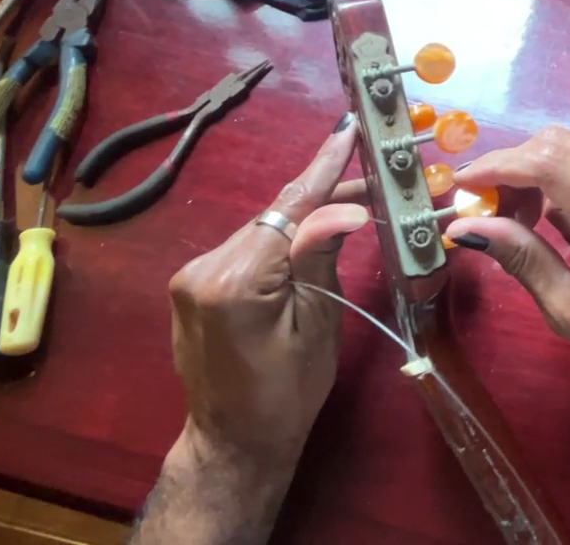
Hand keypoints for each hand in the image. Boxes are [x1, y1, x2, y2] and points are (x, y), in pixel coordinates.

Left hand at [165, 125, 368, 472]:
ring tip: (356, 202)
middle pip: (278, 213)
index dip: (325, 166)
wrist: (234, 441)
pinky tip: (314, 233)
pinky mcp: (196, 281)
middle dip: (326, 193)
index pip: (290, 207)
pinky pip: (252, 244)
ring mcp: (194, 273)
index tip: (347, 127)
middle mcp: (205, 266)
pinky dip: (285, 236)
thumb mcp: (318, 322)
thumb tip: (345, 206)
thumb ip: (321, 256)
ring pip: (266, 226)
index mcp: (236, 279)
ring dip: (307, 215)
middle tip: (374, 177)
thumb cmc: (288, 390)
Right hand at [442, 126, 569, 400]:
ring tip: (519, 225)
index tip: (462, 186)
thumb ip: (523, 260)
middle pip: (558, 144)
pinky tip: (559, 230)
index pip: (549, 163)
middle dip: (511, 168)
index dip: (497, 166)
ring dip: (534, 175)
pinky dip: (560, 184)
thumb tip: (469, 228)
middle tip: (487, 211)